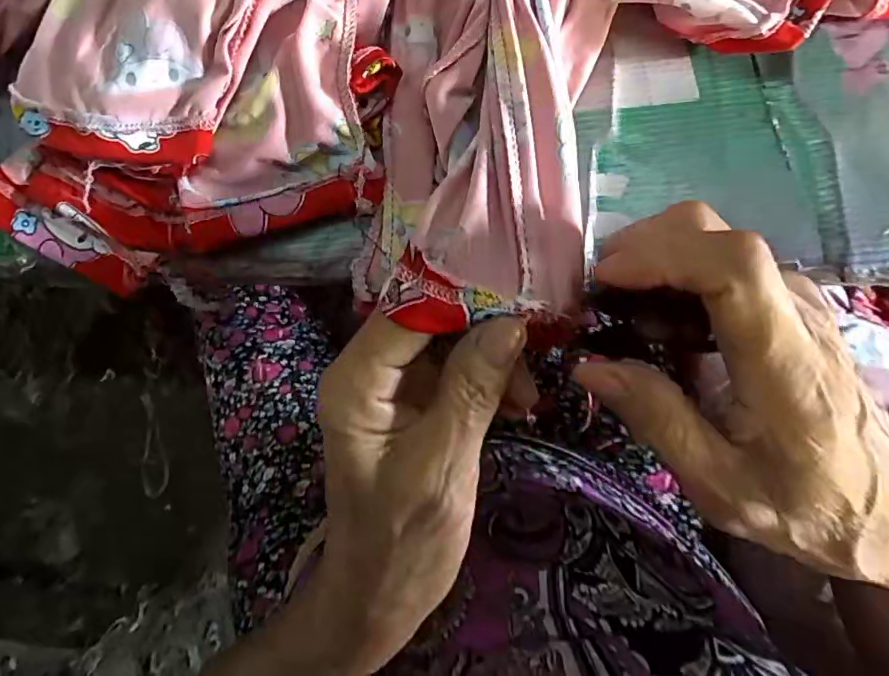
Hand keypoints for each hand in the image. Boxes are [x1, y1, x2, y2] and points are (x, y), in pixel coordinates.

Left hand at [303, 314, 526, 669]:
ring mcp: (388, 384)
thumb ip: (472, 388)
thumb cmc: (402, 541)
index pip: (405, 311)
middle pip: (426, 320)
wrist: (380, 597)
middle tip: (534, 346)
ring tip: (527, 397)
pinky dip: (485, 379)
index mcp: (355, 380)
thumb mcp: (443, 465)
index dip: (458, 294)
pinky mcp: (411, 400)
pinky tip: (515, 404)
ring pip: (445, 342)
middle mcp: (365, 370)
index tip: (516, 290)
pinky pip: (451, 369)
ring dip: (491, 359)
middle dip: (482, 329)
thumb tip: (510, 323)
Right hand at [572, 202, 888, 590]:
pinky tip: (661, 315)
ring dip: (657, 253)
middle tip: (598, 288)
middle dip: (644, 244)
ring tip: (622, 302)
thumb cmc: (811, 508)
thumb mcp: (723, 488)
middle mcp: (797, 312)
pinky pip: (725, 259)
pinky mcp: (791, 302)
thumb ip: (656, 419)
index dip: (661, 255)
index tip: (606, 279)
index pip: (732, 265)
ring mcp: (798, 300)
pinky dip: (678, 266)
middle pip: (716, 232)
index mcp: (785, 359)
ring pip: (717, 236)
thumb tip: (587, 364)